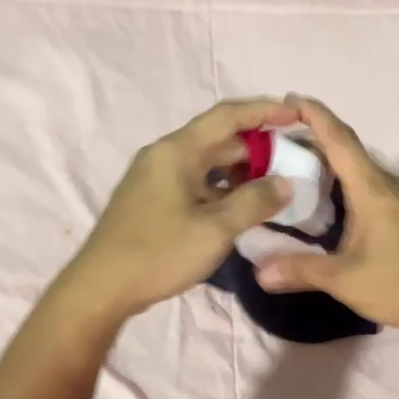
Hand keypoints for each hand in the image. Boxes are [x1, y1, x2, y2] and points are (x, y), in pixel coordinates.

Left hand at [61, 99, 297, 321]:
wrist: (102, 287)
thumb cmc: (159, 253)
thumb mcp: (215, 229)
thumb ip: (254, 202)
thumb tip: (284, 184)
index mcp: (178, 151)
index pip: (228, 116)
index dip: (265, 111)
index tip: (296, 116)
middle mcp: (164, 155)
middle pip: (218, 139)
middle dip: (257, 149)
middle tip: (292, 164)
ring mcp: (155, 178)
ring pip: (208, 164)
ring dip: (241, 172)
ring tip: (272, 190)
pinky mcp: (152, 200)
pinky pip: (196, 183)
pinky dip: (222, 189)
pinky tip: (240, 209)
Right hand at [255, 95, 398, 338]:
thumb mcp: (343, 280)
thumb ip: (301, 270)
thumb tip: (259, 273)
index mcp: (373, 190)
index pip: (339, 139)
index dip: (314, 115)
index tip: (289, 99)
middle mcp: (390, 186)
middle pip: (349, 152)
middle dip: (315, 142)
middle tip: (279, 147)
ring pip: (362, 171)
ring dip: (332, 166)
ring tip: (300, 173)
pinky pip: (373, 188)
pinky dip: (348, 186)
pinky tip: (334, 205)